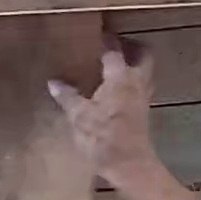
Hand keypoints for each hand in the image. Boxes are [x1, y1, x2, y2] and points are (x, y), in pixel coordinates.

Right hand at [47, 39, 162, 186]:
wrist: (129, 165)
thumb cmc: (103, 137)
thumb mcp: (78, 116)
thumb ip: (67, 96)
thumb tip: (53, 82)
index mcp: (120, 77)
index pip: (115, 51)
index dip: (107, 40)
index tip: (99, 34)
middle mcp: (136, 82)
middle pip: (143, 54)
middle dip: (132, 46)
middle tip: (115, 44)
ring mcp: (143, 97)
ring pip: (146, 71)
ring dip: (135, 63)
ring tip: (116, 64)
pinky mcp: (144, 112)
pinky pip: (142, 86)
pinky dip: (133, 80)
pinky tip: (117, 89)